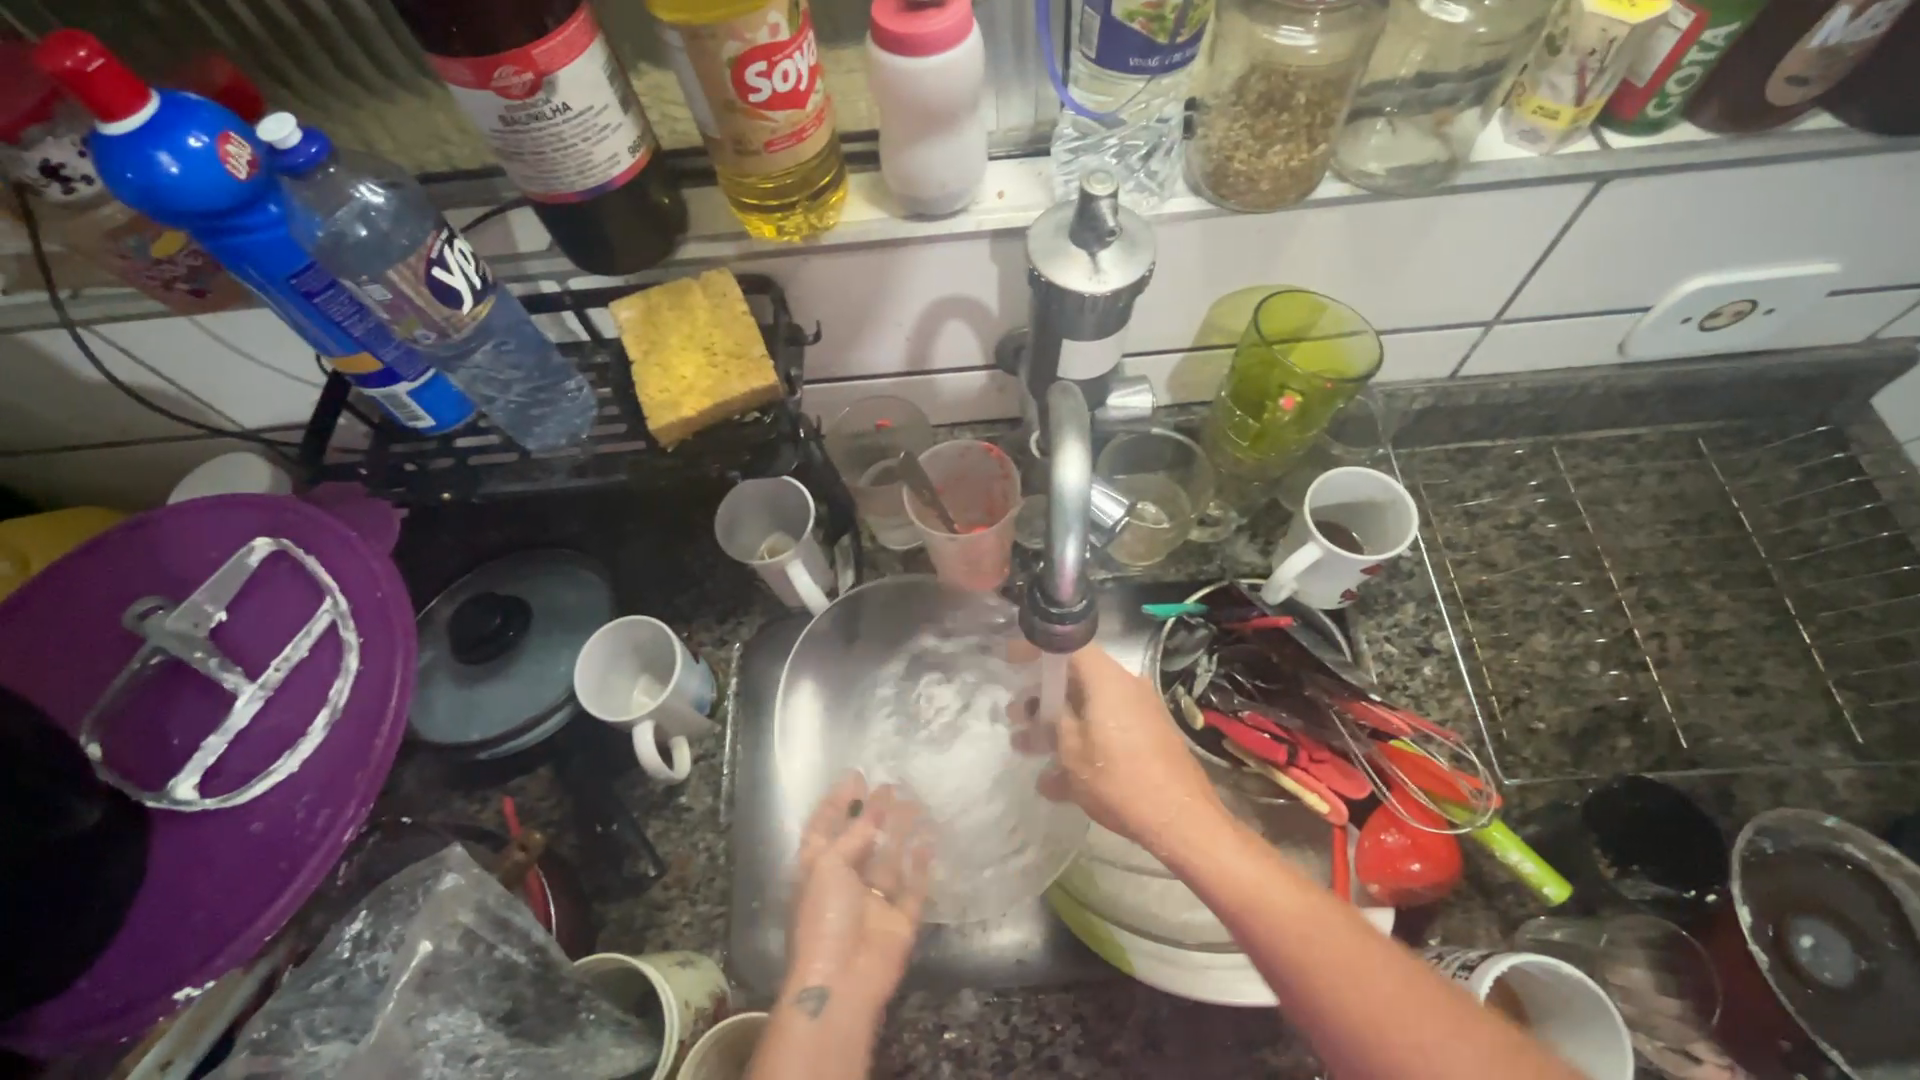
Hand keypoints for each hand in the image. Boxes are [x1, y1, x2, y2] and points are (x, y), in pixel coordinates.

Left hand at [784, 772, 930, 1020]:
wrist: (842, 981)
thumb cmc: (824, 918)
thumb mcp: (828, 866)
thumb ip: (853, 835)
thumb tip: (875, 808)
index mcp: (817, 870)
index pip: (824, 827)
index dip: (837, 802)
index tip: (856, 776)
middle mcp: (845, 882)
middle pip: (861, 840)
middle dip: (874, 812)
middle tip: (891, 785)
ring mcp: (874, 902)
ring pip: (889, 859)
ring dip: (900, 831)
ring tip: (915, 801)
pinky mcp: (900, 920)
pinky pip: (913, 888)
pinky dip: (921, 865)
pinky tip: (929, 840)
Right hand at [1016, 645, 1226, 859]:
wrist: (1180, 818)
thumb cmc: (1119, 779)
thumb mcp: (1072, 750)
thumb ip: (1054, 721)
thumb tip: (1045, 710)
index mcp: (1107, 680)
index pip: (1069, 645)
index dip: (1037, 649)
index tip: (1011, 661)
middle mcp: (1126, 687)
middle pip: (1077, 679)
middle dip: (1042, 698)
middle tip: (1015, 717)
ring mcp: (1140, 713)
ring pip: (1089, 709)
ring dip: (1057, 726)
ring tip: (1027, 748)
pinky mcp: (1147, 738)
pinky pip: (1105, 730)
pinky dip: (1080, 744)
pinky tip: (1055, 780)